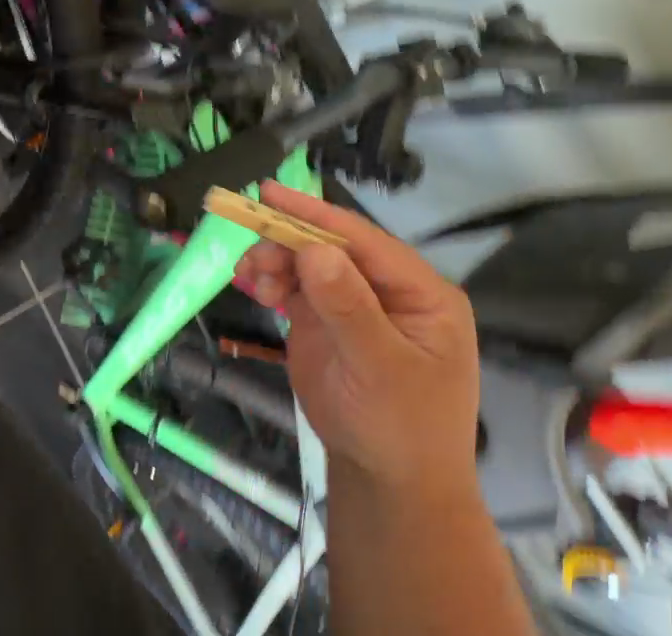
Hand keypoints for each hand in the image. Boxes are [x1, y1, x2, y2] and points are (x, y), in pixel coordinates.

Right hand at [232, 181, 479, 495]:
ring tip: (251, 282)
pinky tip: (252, 288)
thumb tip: (316, 252)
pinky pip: (292, 286)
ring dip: (274, 264)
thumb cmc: (398, 424)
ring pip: (305, 264)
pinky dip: (269, 281)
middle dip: (287, 245)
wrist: (385, 477)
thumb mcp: (378, 366)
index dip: (316, 216)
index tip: (270, 193)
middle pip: (330, 248)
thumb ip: (348, 307)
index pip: (364, 242)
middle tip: (250, 255)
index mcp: (421, 294)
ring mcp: (353, 305)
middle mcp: (388, 291)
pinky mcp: (323, 320)